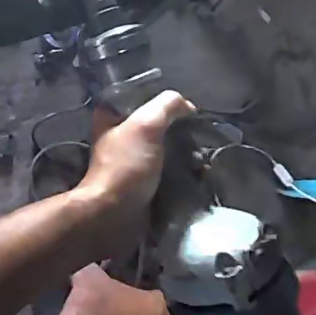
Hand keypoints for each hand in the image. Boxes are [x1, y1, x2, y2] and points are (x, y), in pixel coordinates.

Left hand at [72, 91, 195, 259]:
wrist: (113, 217)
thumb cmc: (126, 166)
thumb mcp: (146, 124)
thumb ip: (167, 106)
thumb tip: (188, 106)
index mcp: (111, 118)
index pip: (139, 97)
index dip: (161, 99)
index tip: (184, 105)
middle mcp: (120, 138)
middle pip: (156, 125)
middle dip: (179, 128)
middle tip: (200, 132)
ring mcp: (132, 163)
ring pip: (166, 150)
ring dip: (186, 153)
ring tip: (204, 157)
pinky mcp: (144, 186)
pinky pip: (169, 173)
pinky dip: (185, 173)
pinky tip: (201, 173)